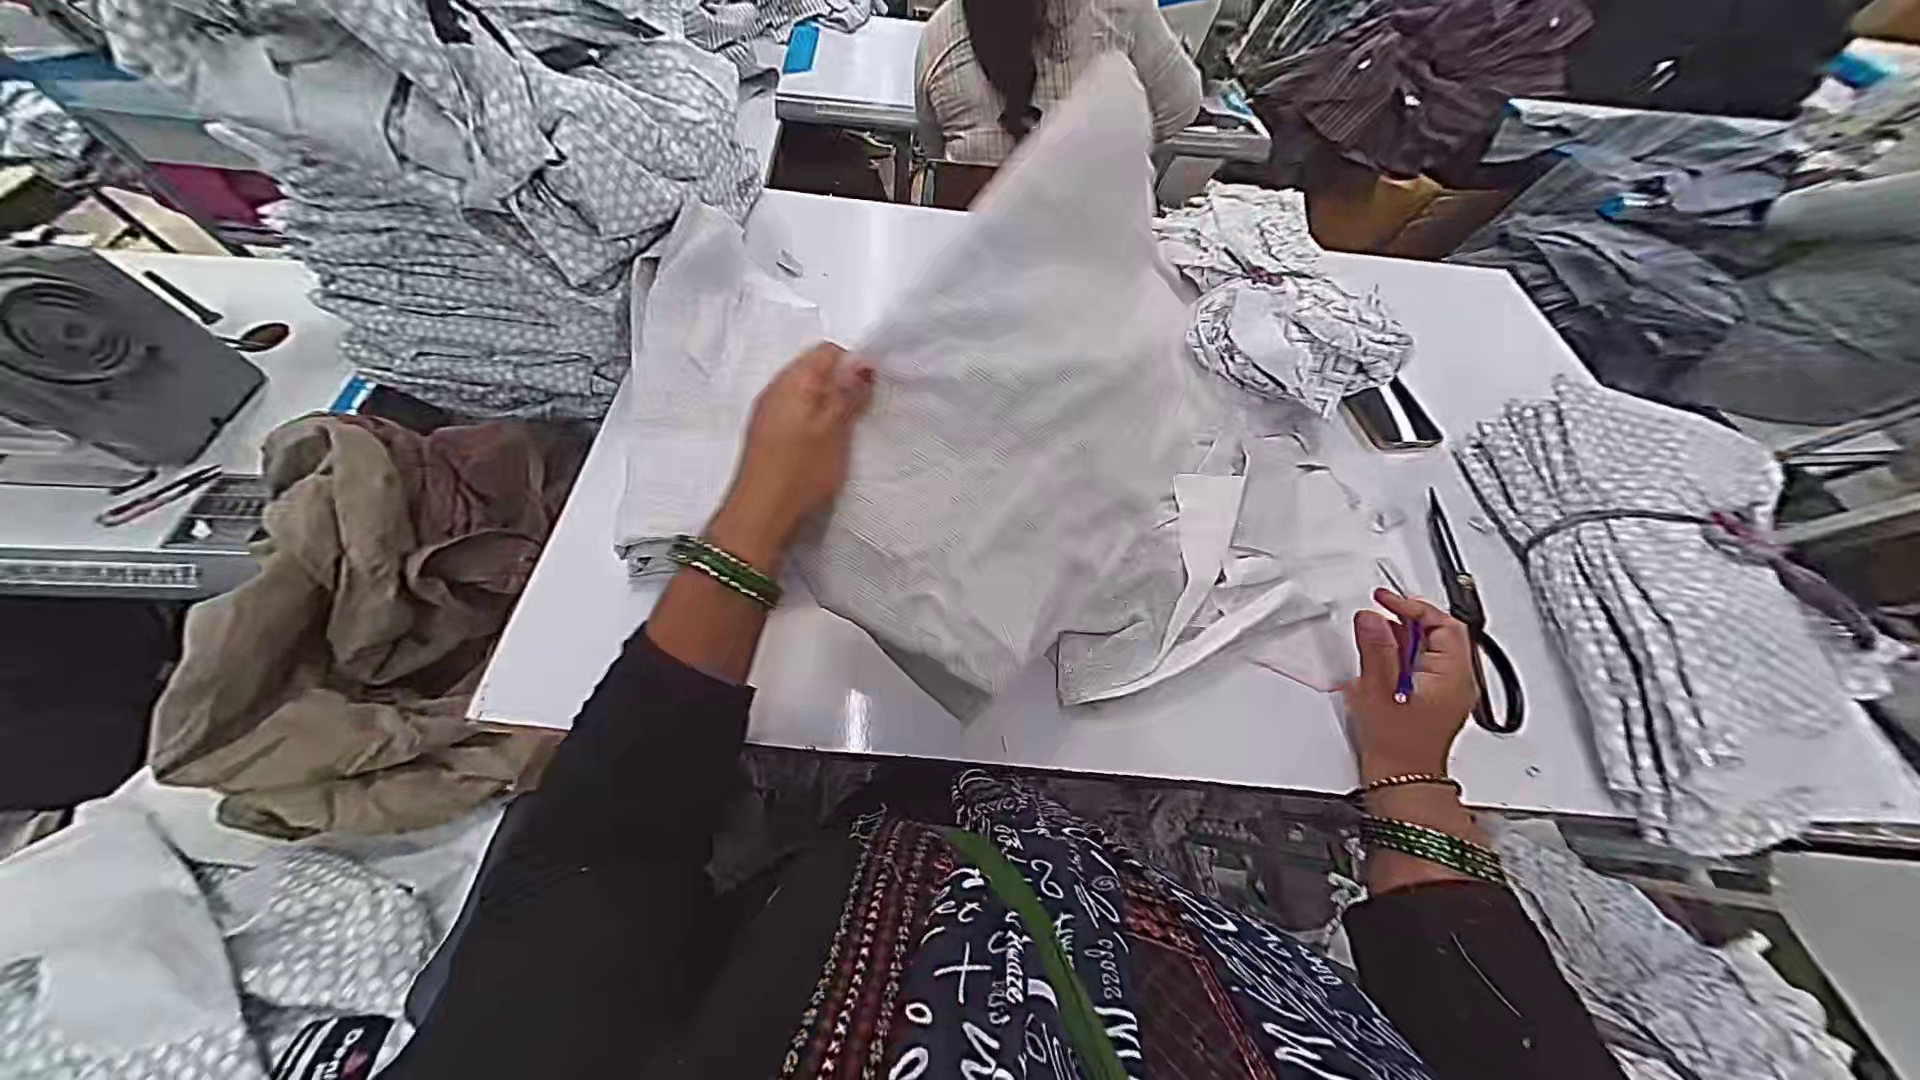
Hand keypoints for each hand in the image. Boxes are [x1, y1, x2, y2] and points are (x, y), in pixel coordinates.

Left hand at [708, 342, 873, 573]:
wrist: (761, 513)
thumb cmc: (799, 472)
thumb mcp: (834, 429)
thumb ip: (847, 393)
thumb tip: (862, 362)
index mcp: (793, 381)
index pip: (828, 351)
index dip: (854, 366)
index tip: (868, 392)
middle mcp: (776, 389)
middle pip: (816, 370)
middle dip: (842, 386)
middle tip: (858, 415)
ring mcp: (768, 411)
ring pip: (807, 392)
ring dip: (829, 405)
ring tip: (843, 433)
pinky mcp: (767, 432)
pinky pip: (796, 412)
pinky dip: (815, 420)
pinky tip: (823, 444)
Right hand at [1342, 588, 1479, 782]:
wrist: (1402, 779)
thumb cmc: (1396, 744)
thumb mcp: (1376, 689)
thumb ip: (1375, 649)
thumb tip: (1372, 618)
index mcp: (1451, 676)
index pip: (1442, 624)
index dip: (1412, 606)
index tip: (1385, 599)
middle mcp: (1458, 682)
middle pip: (1441, 634)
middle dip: (1408, 618)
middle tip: (1378, 612)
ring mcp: (1448, 691)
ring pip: (1432, 648)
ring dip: (1404, 636)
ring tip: (1373, 638)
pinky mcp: (1435, 698)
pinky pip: (1424, 663)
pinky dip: (1404, 653)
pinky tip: (1381, 660)